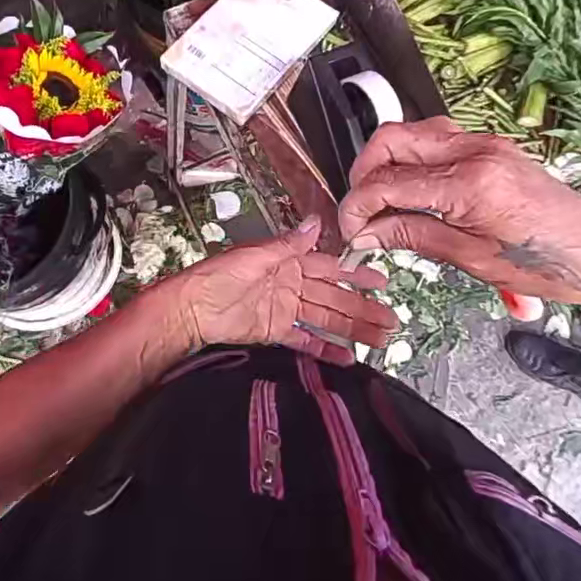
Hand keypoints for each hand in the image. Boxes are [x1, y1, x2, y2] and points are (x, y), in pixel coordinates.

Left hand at [162, 215, 398, 364]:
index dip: (356, 275)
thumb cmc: (218, 275)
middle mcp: (293, 284)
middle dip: (362, 309)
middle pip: (334, 298)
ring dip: (351, 330)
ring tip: (377, 340)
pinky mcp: (276, 331)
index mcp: (290, 262)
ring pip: (326, 320)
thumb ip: (289, 244)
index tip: (381, 281)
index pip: (331, 268)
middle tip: (389, 320)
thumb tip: (315, 222)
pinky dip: (325, 348)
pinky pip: (305, 339)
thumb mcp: (256, 255)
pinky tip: (346, 357)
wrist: (191, 308)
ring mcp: (286, 309)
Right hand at [337, 118, 580, 311]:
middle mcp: (476, 151)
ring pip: (413, 133)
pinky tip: (413, 188)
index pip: (390, 183)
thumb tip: (369, 232)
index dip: (358, 206)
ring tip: (382, 200)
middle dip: (364, 172)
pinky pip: (438, 139)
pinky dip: (414, 158)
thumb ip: (414, 236)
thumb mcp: (473, 259)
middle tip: (360, 210)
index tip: (350, 228)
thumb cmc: (551, 264)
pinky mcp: (492, 146)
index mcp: (471, 184)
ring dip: (387, 161)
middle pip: (393, 139)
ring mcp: (486, 143)